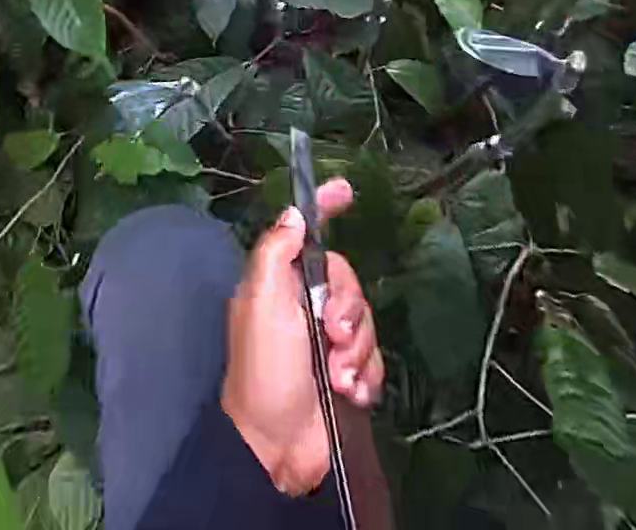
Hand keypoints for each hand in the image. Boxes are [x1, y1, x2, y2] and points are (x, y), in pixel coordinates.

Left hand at [221, 178, 382, 494]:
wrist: (277, 446)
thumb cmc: (265, 366)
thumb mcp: (262, 301)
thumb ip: (276, 253)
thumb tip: (294, 213)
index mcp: (280, 281)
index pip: (305, 233)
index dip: (324, 208)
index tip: (345, 190)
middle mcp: (303, 303)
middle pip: (346, 279)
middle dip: (348, 308)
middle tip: (332, 335)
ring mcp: (326, 338)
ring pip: (364, 319)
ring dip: (356, 349)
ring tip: (338, 375)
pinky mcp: (346, 370)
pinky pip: (373, 356)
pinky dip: (366, 374)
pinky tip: (350, 392)